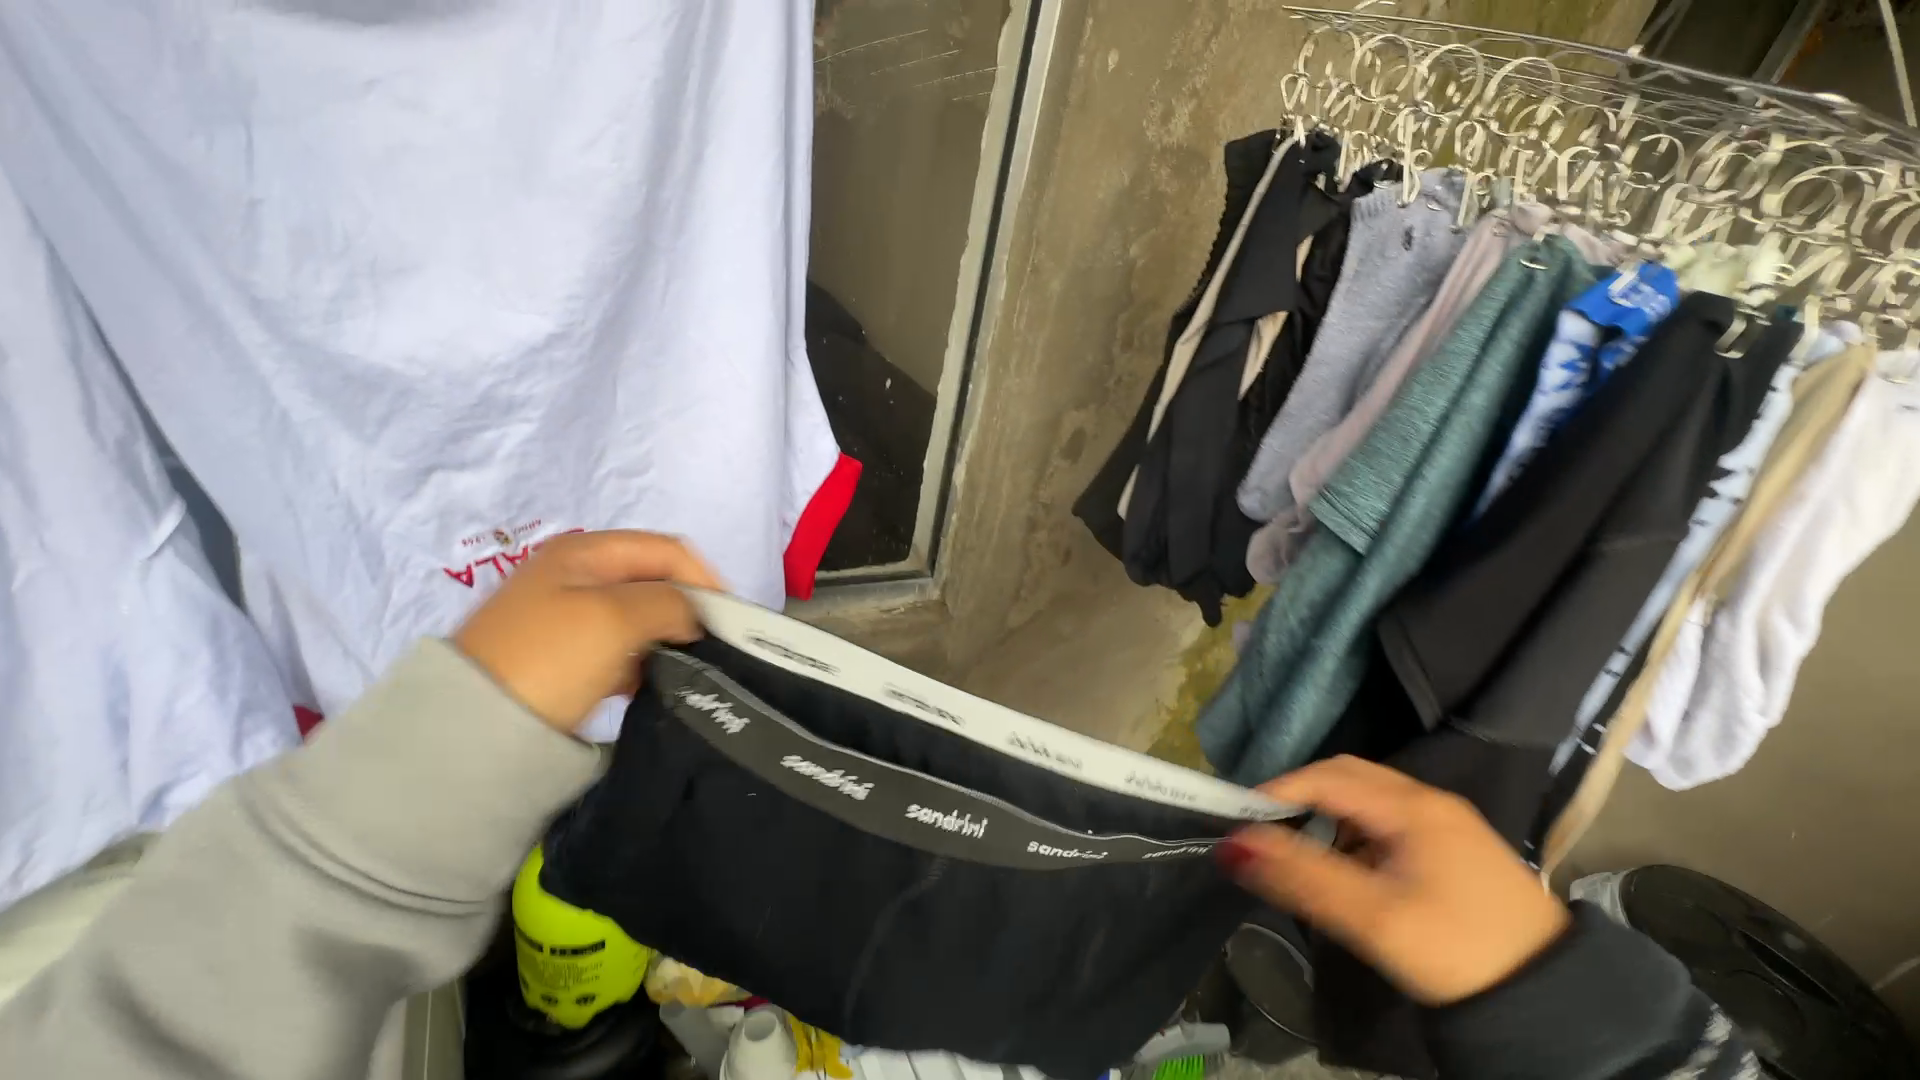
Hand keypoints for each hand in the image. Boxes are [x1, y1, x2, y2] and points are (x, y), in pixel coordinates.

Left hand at [452, 530, 721, 732]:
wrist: (471, 729)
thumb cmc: (550, 657)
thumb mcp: (616, 617)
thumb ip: (670, 602)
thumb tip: (692, 616)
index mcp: (585, 552)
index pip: (667, 549)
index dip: (704, 578)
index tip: (728, 621)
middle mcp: (576, 575)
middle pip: (654, 581)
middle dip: (686, 609)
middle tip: (711, 645)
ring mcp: (567, 617)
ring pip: (640, 618)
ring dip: (666, 639)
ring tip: (685, 668)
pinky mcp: (565, 656)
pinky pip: (621, 649)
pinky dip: (642, 662)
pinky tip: (650, 685)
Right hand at [1219, 756, 1569, 1005]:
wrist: (1554, 1000)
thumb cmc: (1457, 950)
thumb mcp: (1373, 917)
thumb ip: (1302, 877)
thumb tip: (1234, 846)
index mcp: (1412, 807)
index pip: (1327, 775)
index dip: (1278, 789)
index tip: (1241, 817)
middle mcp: (1429, 801)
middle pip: (1348, 777)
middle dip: (1301, 796)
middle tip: (1266, 831)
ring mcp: (1446, 822)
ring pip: (1367, 799)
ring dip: (1328, 815)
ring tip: (1302, 854)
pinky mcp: (1454, 847)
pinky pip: (1388, 821)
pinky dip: (1354, 832)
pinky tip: (1348, 868)